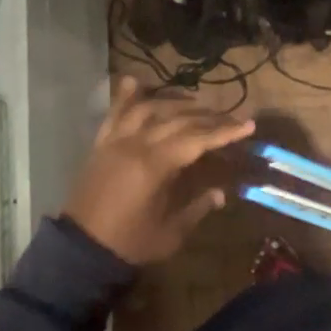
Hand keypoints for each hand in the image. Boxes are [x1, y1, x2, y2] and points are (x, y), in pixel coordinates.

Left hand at [63, 76, 255, 264]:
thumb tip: (219, 193)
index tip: (248, 124)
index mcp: (154, 166)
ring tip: (196, 103)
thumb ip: (197, 209)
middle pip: (176, 120)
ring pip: (148, 109)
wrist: (82, 248)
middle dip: (207, 117)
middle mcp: (135, 145)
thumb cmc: (130, 243)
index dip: (224, 132)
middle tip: (230, 117)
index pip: (196, 140)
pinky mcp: (100, 145)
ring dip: (174, 102)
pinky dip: (125, 97)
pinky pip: (114, 114)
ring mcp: (115, 141)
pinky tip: (134, 81)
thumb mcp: (171, 233)